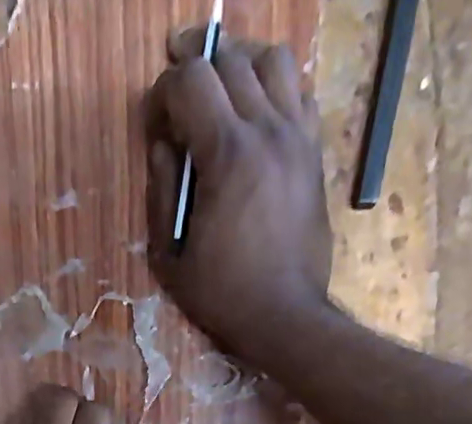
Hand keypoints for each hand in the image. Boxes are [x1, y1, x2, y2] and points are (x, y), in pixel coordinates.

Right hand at [145, 33, 333, 355]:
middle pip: (230, 59)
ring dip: (243, 69)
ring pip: (276, 62)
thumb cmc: (223, 293)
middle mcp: (268, 132)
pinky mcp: (314, 157)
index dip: (163, 94)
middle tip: (182, 100)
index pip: (191, 78)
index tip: (157, 128)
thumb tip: (163, 143)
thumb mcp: (170, 253)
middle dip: (196, 69)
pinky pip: (301, 96)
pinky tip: (258, 122)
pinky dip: (277, 94)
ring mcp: (298, 140)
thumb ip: (161, 187)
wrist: (285, 316)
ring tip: (224, 97)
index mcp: (228, 153)